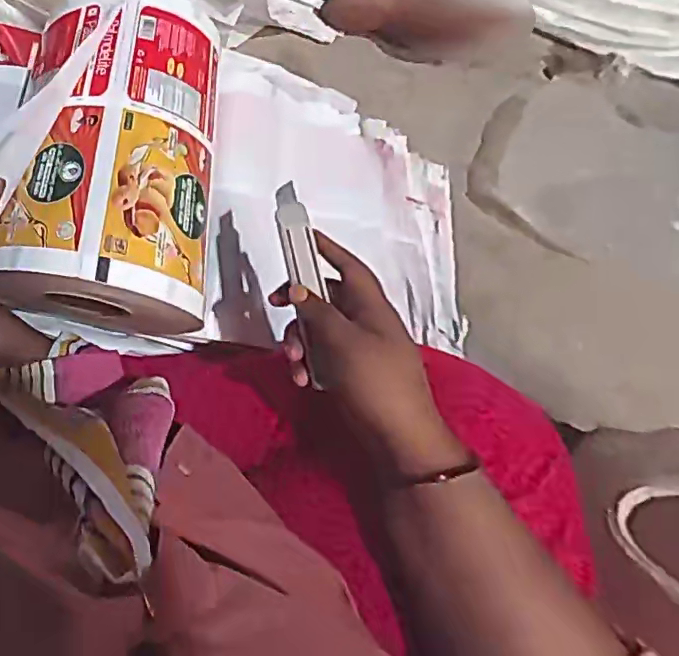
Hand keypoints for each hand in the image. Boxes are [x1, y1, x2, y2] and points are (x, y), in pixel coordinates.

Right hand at [271, 232, 468, 478]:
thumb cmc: (377, 384)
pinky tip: (302, 379)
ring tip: (294, 361)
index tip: (305, 236)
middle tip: (277, 304)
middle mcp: (366, 324)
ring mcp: (359, 350)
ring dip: (299, 340)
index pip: (349, 268)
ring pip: (319, 328)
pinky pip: (322, 355)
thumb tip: (298, 289)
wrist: (400, 442)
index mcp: (372, 309)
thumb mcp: (342, 341)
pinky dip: (308, 362)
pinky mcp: (351, 373)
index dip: (328, 249)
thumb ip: (316, 310)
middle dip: (300, 304)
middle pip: (326, 298)